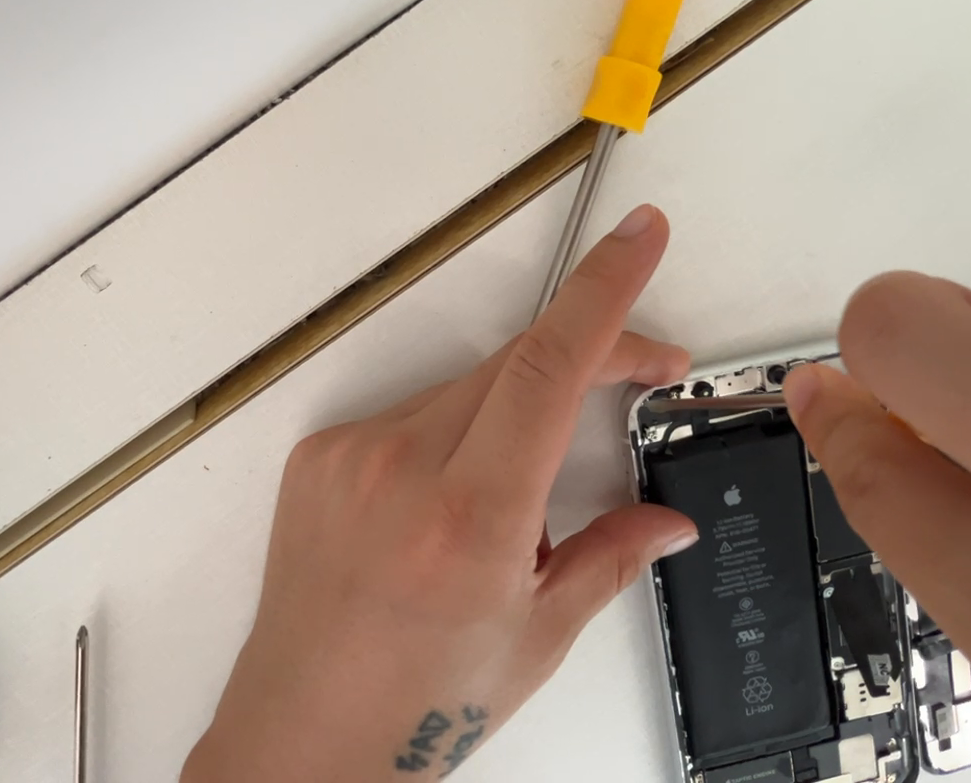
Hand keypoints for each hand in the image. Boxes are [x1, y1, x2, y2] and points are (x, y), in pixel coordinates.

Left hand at [182, 205, 695, 782]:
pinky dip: (450, 436)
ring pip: (469, 386)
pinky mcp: (323, 452)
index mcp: (470, 518)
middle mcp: (402, 470)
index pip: (551, 367)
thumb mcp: (534, 638)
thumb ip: (611, 559)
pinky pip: (413, 411)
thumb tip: (667, 521)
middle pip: (519, 361)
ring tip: (504, 499)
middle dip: (588, 355)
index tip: (640, 237)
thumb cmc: (414, 705)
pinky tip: (440, 500)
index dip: (605, 291)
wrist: (304, 734)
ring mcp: (353, 454)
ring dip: (511, 416)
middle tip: (636, 374)